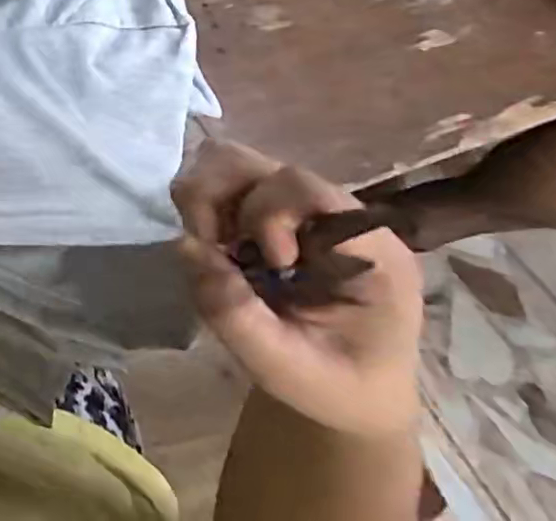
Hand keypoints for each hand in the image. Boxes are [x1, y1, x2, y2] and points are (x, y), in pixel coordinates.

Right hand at [171, 142, 423, 437]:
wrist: (347, 394)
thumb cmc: (333, 387)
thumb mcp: (287, 370)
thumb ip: (238, 318)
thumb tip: (187, 247)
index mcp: (368, 249)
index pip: (305, 187)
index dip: (268, 213)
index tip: (269, 266)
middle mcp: (331, 212)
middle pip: (257, 164)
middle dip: (220, 200)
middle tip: (216, 249)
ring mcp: (296, 205)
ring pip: (230, 162)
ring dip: (206, 199)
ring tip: (213, 247)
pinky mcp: (268, 207)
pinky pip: (221, 179)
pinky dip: (203, 205)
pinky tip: (215, 245)